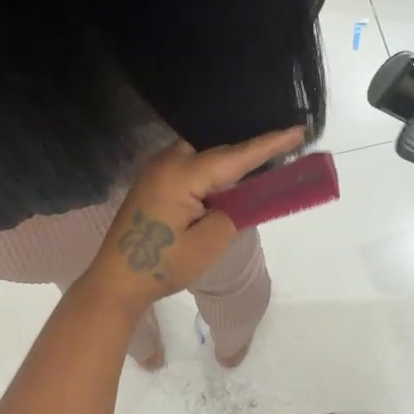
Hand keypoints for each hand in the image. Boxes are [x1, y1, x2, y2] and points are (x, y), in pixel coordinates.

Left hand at [76, 127, 305, 311]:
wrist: (115, 282)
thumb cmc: (160, 266)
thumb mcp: (208, 245)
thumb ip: (235, 214)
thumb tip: (247, 196)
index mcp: (180, 174)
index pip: (234, 156)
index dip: (268, 144)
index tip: (298, 130)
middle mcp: (166, 162)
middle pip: (217, 148)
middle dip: (248, 149)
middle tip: (285, 148)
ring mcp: (156, 170)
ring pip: (203, 155)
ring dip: (229, 161)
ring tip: (262, 165)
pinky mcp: (153, 182)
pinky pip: (190, 165)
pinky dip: (212, 170)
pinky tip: (227, 182)